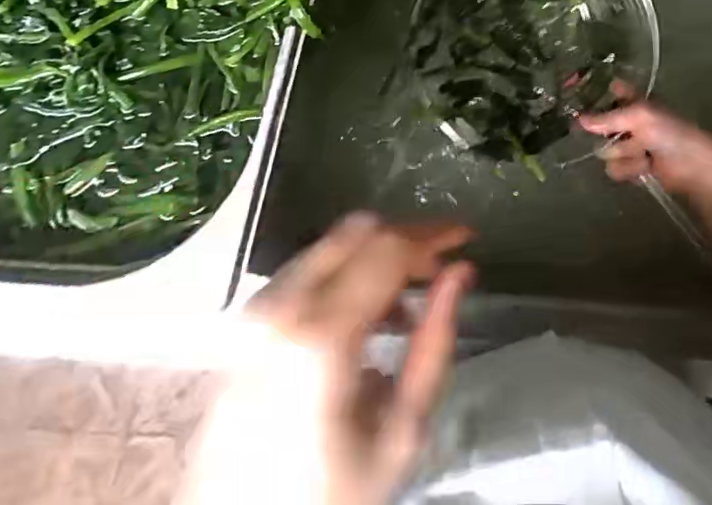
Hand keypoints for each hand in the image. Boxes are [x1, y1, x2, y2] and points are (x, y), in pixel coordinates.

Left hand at [242, 213, 475, 504]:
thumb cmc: (330, 495)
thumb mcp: (401, 431)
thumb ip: (435, 341)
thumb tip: (462, 271)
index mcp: (321, 338)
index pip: (390, 248)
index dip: (436, 234)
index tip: (469, 238)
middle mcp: (280, 312)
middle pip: (360, 232)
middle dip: (410, 238)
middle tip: (442, 268)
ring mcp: (255, 317)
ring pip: (333, 244)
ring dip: (379, 255)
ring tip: (409, 301)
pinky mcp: (243, 328)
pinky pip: (308, 269)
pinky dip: (349, 272)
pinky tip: (368, 315)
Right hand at [577, 91, 711, 200]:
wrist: (692, 165)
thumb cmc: (669, 132)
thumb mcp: (640, 117)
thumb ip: (608, 118)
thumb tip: (579, 119)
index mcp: (634, 101)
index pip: (608, 90)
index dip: (591, 89)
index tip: (570, 87)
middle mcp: (629, 121)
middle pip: (600, 125)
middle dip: (609, 134)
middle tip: (623, 135)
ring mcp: (630, 145)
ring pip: (606, 150)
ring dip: (624, 154)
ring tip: (644, 153)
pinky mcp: (632, 166)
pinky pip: (615, 168)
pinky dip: (630, 169)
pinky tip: (646, 167)